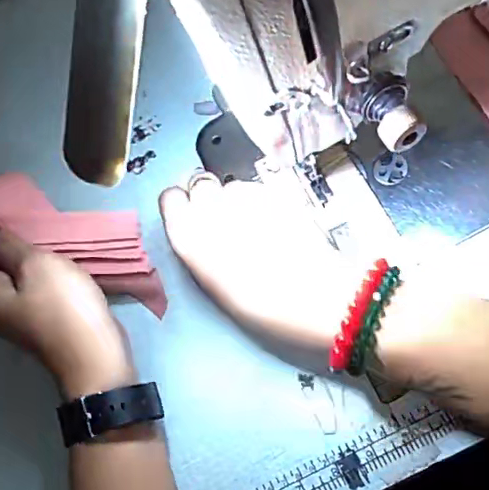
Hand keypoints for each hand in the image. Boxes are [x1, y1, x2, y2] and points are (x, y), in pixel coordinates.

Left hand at [0, 213, 133, 396]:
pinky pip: (13, 288)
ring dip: (7, 257)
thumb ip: (3, 242)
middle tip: (13, 227)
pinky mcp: (27, 317)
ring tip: (34, 244)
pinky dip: (23, 272)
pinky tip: (48, 266)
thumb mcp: (35, 265)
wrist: (93, 354)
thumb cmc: (62, 307)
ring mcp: (4, 313)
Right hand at [159, 173, 357, 367]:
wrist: (317, 297)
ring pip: (234, 184)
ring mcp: (248, 196)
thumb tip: (202, 238)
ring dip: (240, 199)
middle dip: (210, 196)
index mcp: (188, 236)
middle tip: (227, 221)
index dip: (184, 206)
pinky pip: (263, 188)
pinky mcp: (281, 192)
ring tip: (258, 226)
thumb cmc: (266, 307)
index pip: (170, 199)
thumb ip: (202, 252)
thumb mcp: (218, 287)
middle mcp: (212, 208)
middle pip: (200, 182)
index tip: (193, 216)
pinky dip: (267, 199)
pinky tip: (280, 223)